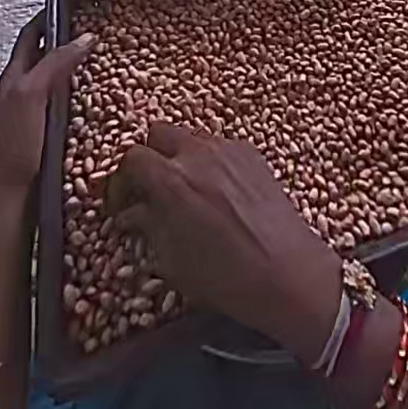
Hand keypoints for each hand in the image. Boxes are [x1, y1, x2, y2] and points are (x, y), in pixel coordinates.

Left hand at [0, 13, 94, 193]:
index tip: (73, 2)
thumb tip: (86, 37)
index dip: (49, 17)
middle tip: (101, 31)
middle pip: (48, 56)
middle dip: (71, 41)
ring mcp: (36, 112)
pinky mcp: (49, 132)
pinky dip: (86, 94)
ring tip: (109, 59)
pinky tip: (103, 98)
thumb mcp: (32, 95)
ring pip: (61, 80)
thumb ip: (55, 63)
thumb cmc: (16, 145)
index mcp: (15, 76)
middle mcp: (24, 91)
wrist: (10, 198)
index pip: (31, 35)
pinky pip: (70, 103)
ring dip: (82, 68)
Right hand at [109, 124, 341, 364]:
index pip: (131, 157)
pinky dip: (208, 161)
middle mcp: (198, 153)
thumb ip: (148, 224)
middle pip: (159, 133)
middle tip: (151, 189)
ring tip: (186, 191)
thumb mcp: (173, 258)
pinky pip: (218, 146)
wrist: (286, 270)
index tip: (123, 203)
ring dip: (179, 157)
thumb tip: (131, 211)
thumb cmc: (224, 275)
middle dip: (149, 157)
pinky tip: (217, 192)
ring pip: (190, 137)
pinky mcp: (251, 152)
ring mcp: (228, 148)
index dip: (121, 180)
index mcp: (172, 179)